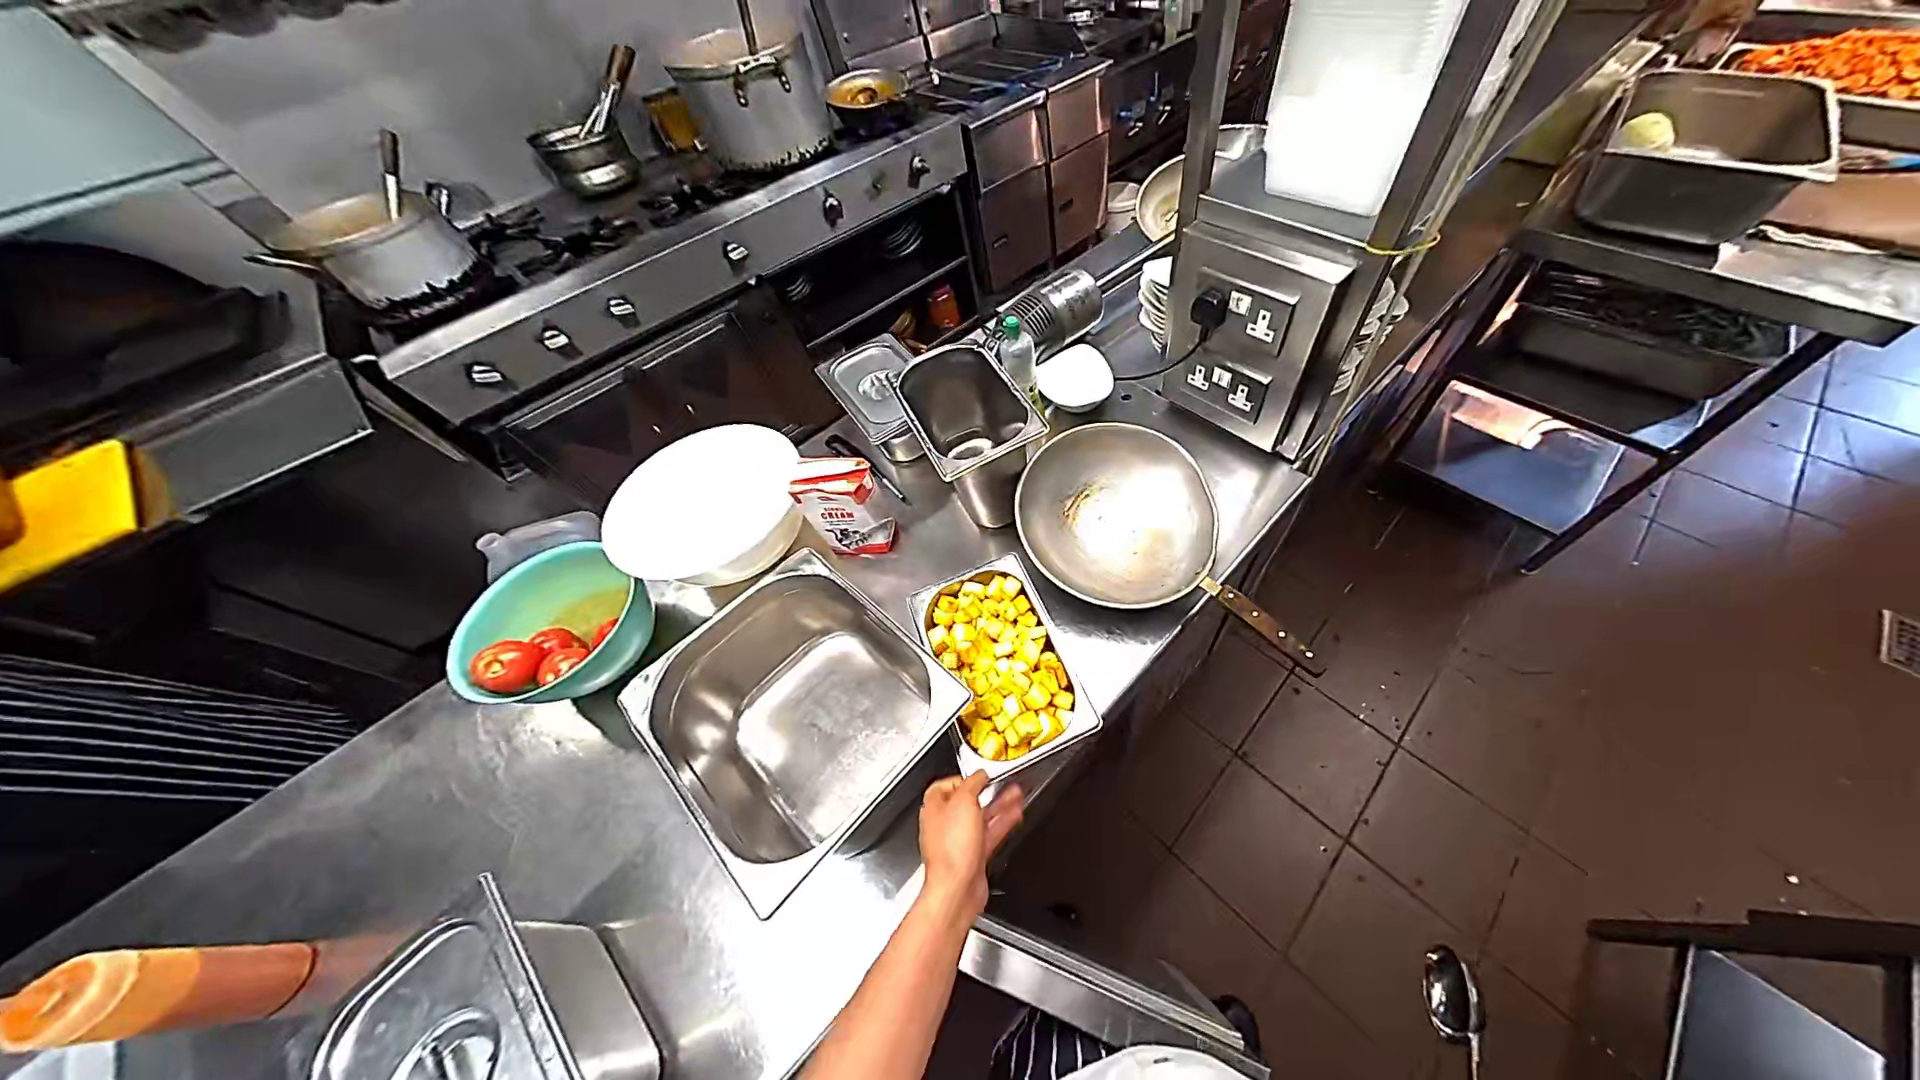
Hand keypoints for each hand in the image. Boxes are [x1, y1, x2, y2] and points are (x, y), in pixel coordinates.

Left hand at [918, 771, 1023, 917]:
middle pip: (967, 802)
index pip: (946, 785)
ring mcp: (959, 841)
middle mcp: (945, 824)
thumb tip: (978, 776)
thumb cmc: (951, 850)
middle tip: (1002, 784)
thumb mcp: (963, 803)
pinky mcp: (973, 855)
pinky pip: (990, 833)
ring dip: (999, 805)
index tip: (980, 776)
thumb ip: (972, 784)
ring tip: (1016, 795)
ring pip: (982, 817)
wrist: (956, 889)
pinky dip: (1003, 822)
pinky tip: (1014, 814)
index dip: (964, 779)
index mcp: (934, 808)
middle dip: (987, 792)